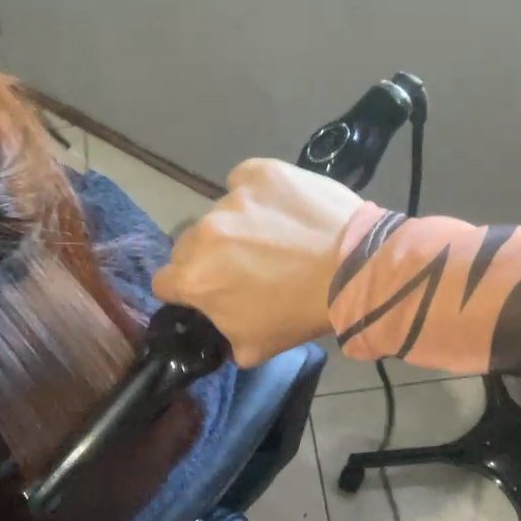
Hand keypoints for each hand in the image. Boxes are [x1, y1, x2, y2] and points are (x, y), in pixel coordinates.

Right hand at [154, 158, 372, 366]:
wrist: (356, 269)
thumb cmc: (300, 313)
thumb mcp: (252, 347)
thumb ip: (221, 336)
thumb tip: (219, 328)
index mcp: (194, 280)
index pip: (164, 282)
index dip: (183, 289)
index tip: (207, 290)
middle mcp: (203, 235)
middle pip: (187, 246)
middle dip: (207, 257)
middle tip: (242, 266)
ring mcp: (231, 199)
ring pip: (218, 214)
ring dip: (234, 226)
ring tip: (272, 236)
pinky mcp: (259, 173)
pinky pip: (243, 182)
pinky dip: (255, 194)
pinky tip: (279, 208)